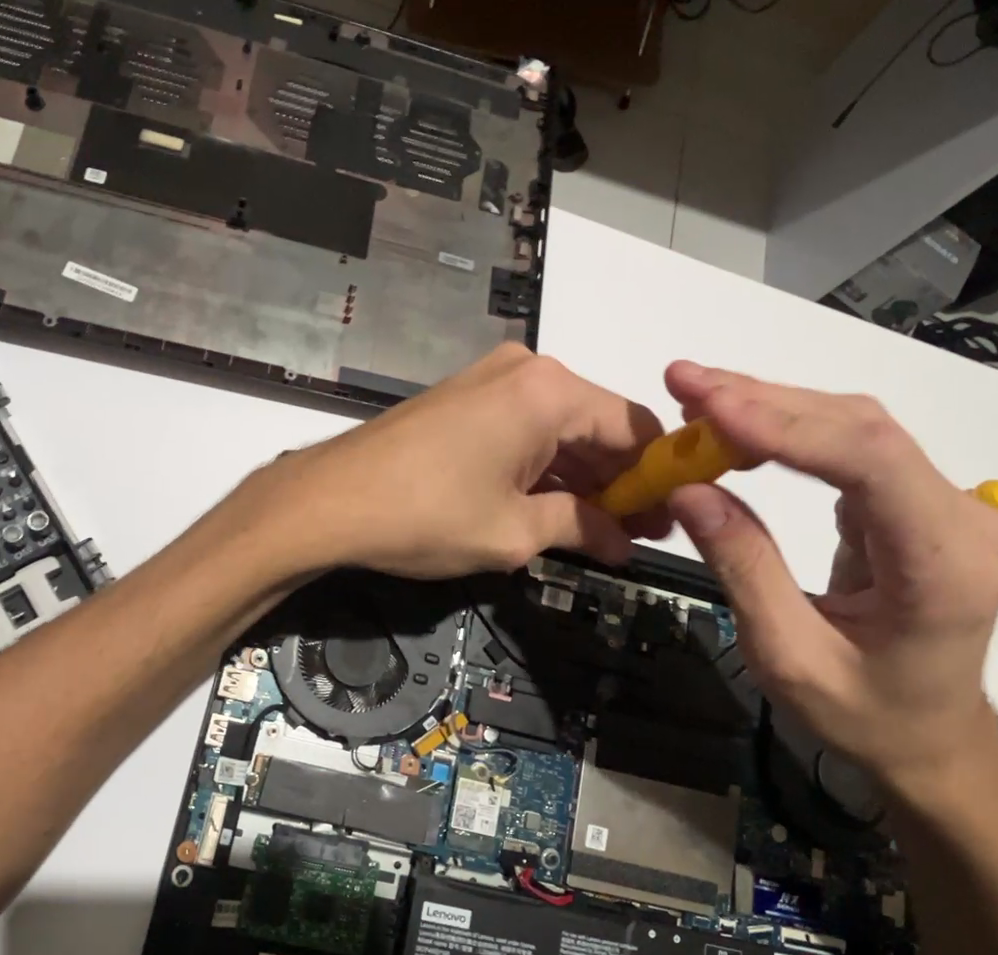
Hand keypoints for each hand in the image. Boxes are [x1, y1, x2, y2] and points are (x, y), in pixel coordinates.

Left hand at [243, 343, 670, 578]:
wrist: (327, 502)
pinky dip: (543, 467)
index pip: (634, 428)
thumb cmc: (425, 516)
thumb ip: (580, 527)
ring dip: (581, 478)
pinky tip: (555, 508)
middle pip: (598, 425)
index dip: (659, 478)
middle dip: (620, 482)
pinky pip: (524, 429)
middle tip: (638, 537)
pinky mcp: (463, 398)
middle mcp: (526, 370)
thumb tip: (623, 542)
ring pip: (560, 429)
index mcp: (550, 392)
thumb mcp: (513, 532)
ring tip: (602, 533)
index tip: (670, 520)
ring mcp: (489, 380)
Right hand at [660, 361, 997, 796]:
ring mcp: (944, 505)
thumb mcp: (788, 656)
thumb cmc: (865, 715)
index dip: (787, 427)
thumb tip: (689, 489)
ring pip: (856, 429)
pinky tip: (737, 426)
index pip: (870, 462)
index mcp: (941, 563)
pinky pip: (852, 451)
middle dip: (765, 401)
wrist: (932, 741)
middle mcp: (958, 517)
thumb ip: (744, 568)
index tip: (709, 405)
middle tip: (683, 381)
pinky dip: (789, 432)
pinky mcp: (918, 504)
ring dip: (773, 407)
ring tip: (696, 395)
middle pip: (862, 429)